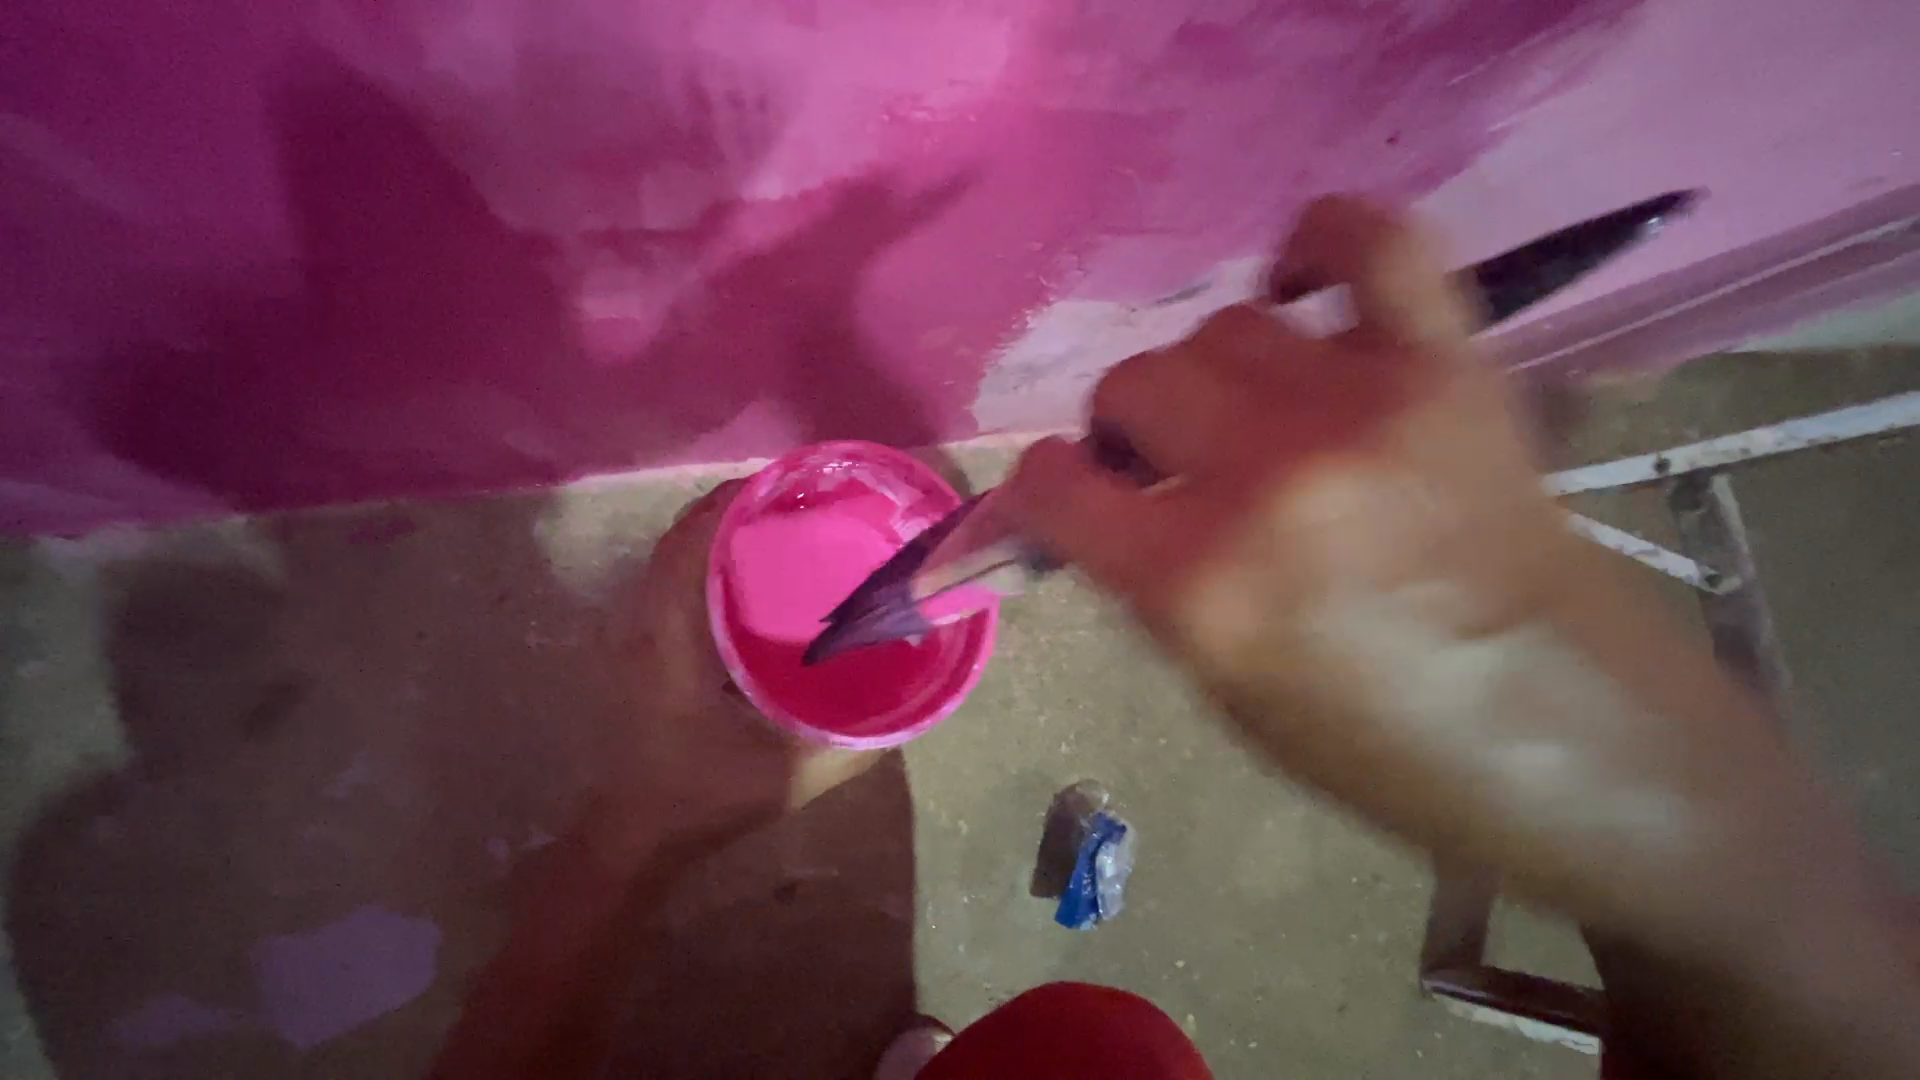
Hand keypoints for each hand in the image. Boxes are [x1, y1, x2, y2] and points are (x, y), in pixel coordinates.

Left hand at [599, 481, 878, 854]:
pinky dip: (705, 558)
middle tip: (800, 502)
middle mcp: (645, 623)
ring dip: (718, 529)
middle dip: (736, 507)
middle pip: (681, 536)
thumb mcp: (790, 777)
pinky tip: (750, 573)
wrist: (632, 837)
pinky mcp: (639, 647)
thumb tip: (911, 705)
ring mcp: (634, 634)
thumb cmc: (703, 800)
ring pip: (672, 555)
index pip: (691, 544)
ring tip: (781, 524)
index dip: (734, 503)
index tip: (789, 485)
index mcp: (673, 640)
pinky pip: (669, 579)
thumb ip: (853, 744)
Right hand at [1000, 198, 1891, 974]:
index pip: (1052, 484)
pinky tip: (1300, 286)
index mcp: (1194, 583)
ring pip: (1221, 326)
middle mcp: (1261, 479)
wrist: (1575, 742)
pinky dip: (1322, 243)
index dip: (1042, 488)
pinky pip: (1374, 242)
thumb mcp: (1216, 689)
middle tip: (1169, 465)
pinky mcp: (1448, 367)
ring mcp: (1358, 407)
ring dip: (1210, 377)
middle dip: (1128, 430)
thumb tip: (1102, 505)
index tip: (1066, 497)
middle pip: (1132, 383)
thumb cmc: (1373, 746)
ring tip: (1248, 413)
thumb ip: (1144, 582)